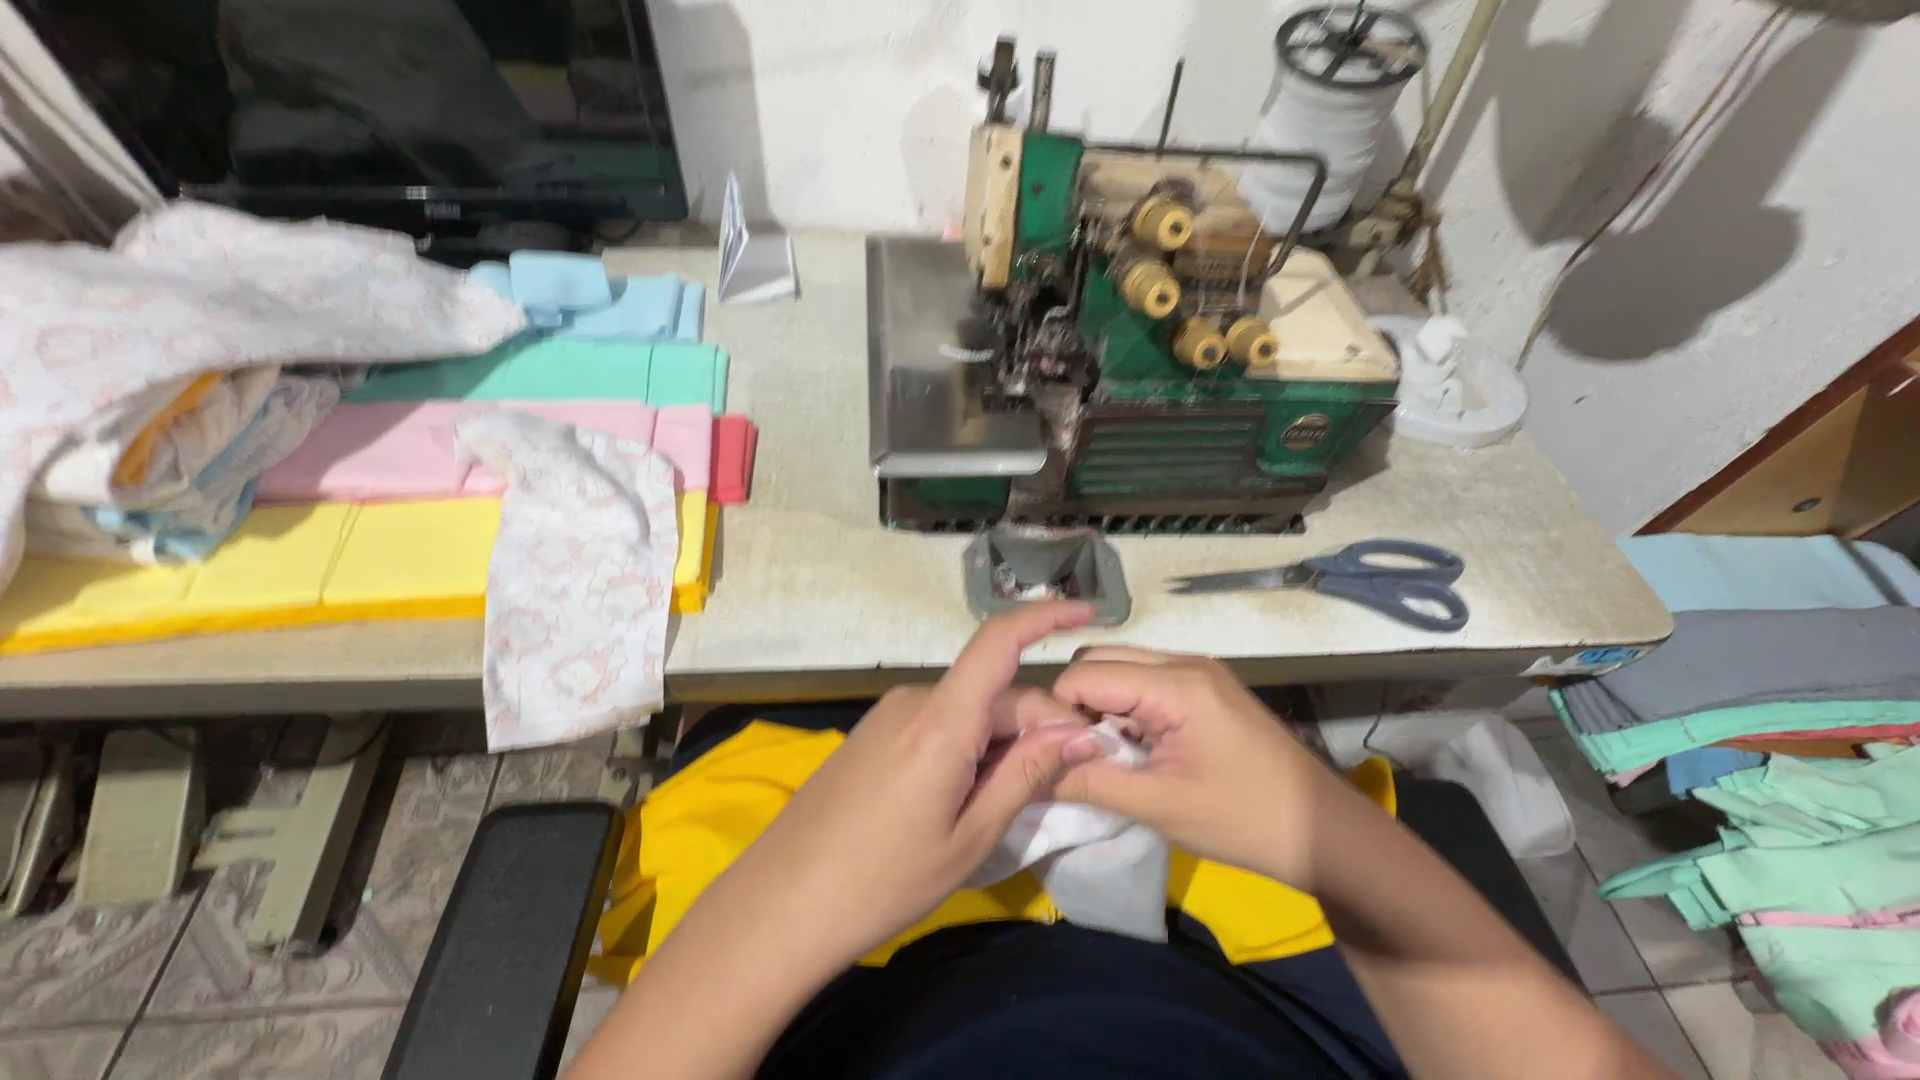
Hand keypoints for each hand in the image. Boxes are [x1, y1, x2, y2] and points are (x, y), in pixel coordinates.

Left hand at [720, 601, 1098, 971]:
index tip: (1089, 612)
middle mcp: (914, 701)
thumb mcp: (970, 837)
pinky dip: (971, 746)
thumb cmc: (883, 881)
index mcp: (941, 721)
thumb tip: (1081, 733)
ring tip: (1011, 800)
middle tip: (1068, 778)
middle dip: (1039, 724)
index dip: (1046, 617)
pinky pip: (940, 724)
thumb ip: (1027, 775)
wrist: (783, 903)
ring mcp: (889, 715)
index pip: (999, 643)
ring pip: (969, 710)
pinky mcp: (874, 734)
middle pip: (995, 692)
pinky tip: (970, 794)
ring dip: (1004, 739)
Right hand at [1051, 647, 1358, 890]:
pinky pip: (1146, 682)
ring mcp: (1199, 672)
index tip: (1056, 754)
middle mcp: (1185, 662)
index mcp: (1176, 684)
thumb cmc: (1244, 821)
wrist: (1323, 833)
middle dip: (1077, 703)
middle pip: (1100, 660)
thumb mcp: (1159, 807)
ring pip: (1122, 668)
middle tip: (1078, 753)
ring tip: (1106, 754)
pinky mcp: (1206, 689)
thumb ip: (1090, 782)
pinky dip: (1127, 708)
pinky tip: (1134, 749)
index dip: (1060, 712)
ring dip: (1102, 705)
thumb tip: (1029, 774)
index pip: (1085, 673)